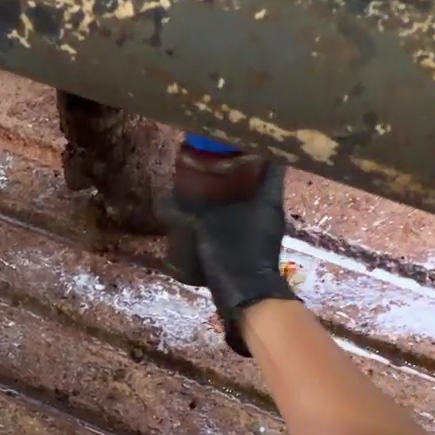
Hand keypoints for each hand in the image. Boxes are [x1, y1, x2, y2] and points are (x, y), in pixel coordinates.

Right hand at [166, 154, 297, 355]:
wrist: (247, 297)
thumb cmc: (233, 254)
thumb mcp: (205, 229)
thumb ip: (183, 214)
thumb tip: (160, 201)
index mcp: (268, 199)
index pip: (274, 164)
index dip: (264, 148)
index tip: (247, 137)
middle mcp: (272, 212)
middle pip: (265, 182)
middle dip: (248, 169)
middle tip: (226, 158)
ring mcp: (267, 231)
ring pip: (257, 202)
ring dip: (242, 193)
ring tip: (220, 183)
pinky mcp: (259, 247)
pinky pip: (249, 220)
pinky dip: (238, 213)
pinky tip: (220, 215)